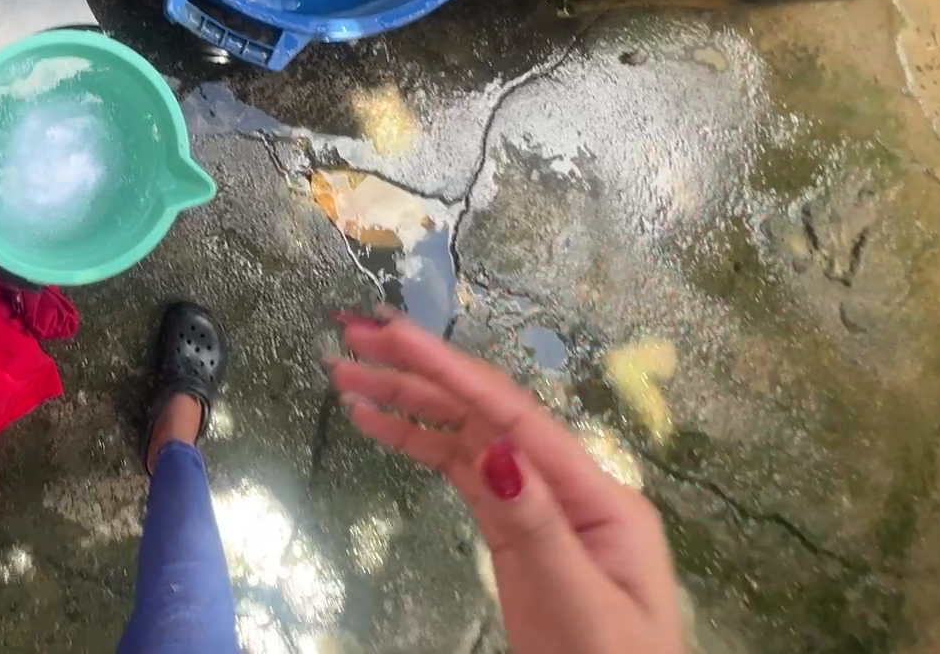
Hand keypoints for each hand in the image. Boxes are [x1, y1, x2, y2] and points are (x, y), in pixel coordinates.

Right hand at [328, 307, 682, 653]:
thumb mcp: (579, 606)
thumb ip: (536, 525)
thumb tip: (491, 448)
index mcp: (595, 491)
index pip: (510, 412)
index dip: (448, 367)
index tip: (392, 333)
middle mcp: (562, 479)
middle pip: (480, 408)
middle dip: (415, 369)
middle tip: (352, 337)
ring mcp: (534, 496)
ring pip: (460, 430)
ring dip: (403, 399)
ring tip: (344, 377)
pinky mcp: (507, 517)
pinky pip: (455, 465)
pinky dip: (413, 440)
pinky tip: (373, 422)